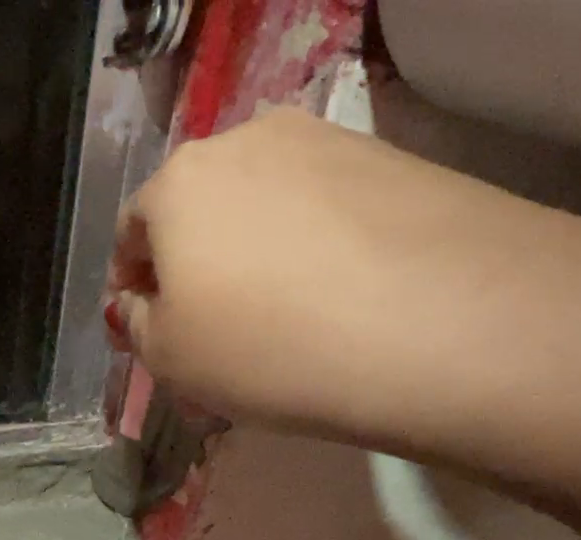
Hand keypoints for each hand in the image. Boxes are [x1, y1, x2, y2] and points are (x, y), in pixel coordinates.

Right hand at [108, 106, 572, 445]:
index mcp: (177, 181)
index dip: (131, 287)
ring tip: (277, 322)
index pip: (130, 232)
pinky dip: (309, 253)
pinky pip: (322, 211)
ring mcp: (327, 142)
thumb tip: (144, 301)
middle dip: (192, 269)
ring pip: (262, 210)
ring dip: (251, 260)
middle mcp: (246, 140)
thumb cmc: (268, 345)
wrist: (449, 325)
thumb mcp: (167, 358)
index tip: (149, 331)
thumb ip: (136, 323)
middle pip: (198, 213)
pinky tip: (331, 303)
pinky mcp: (394, 160)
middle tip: (210, 332)